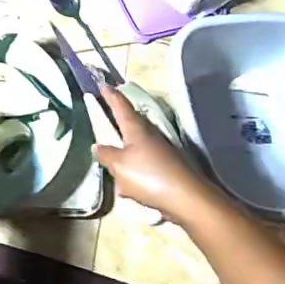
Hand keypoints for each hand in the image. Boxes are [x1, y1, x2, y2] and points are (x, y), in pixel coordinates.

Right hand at [93, 89, 216, 224]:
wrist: (187, 198)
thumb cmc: (149, 176)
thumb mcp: (119, 166)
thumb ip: (106, 155)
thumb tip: (97, 146)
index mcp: (136, 129)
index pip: (121, 106)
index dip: (111, 95)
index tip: (103, 85)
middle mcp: (150, 136)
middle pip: (132, 122)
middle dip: (120, 117)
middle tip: (107, 112)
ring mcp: (161, 151)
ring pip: (137, 145)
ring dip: (125, 149)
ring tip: (114, 158)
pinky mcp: (167, 168)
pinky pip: (144, 165)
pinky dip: (134, 172)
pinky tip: (129, 189)